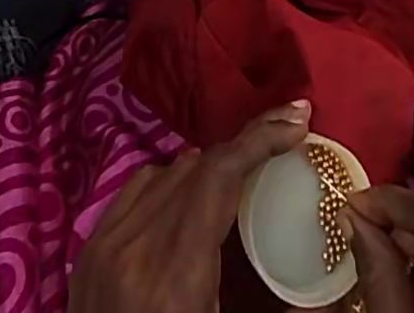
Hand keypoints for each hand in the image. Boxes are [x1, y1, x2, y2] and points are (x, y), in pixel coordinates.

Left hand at [68, 100, 311, 312]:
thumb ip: (271, 301)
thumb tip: (324, 264)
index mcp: (176, 277)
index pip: (219, 176)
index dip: (260, 138)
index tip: (297, 118)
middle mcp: (135, 248)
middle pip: (197, 167)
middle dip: (245, 149)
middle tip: (283, 139)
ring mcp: (105, 244)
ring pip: (168, 171)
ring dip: (209, 168)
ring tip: (244, 173)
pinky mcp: (89, 249)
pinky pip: (138, 188)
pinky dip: (172, 183)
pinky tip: (190, 197)